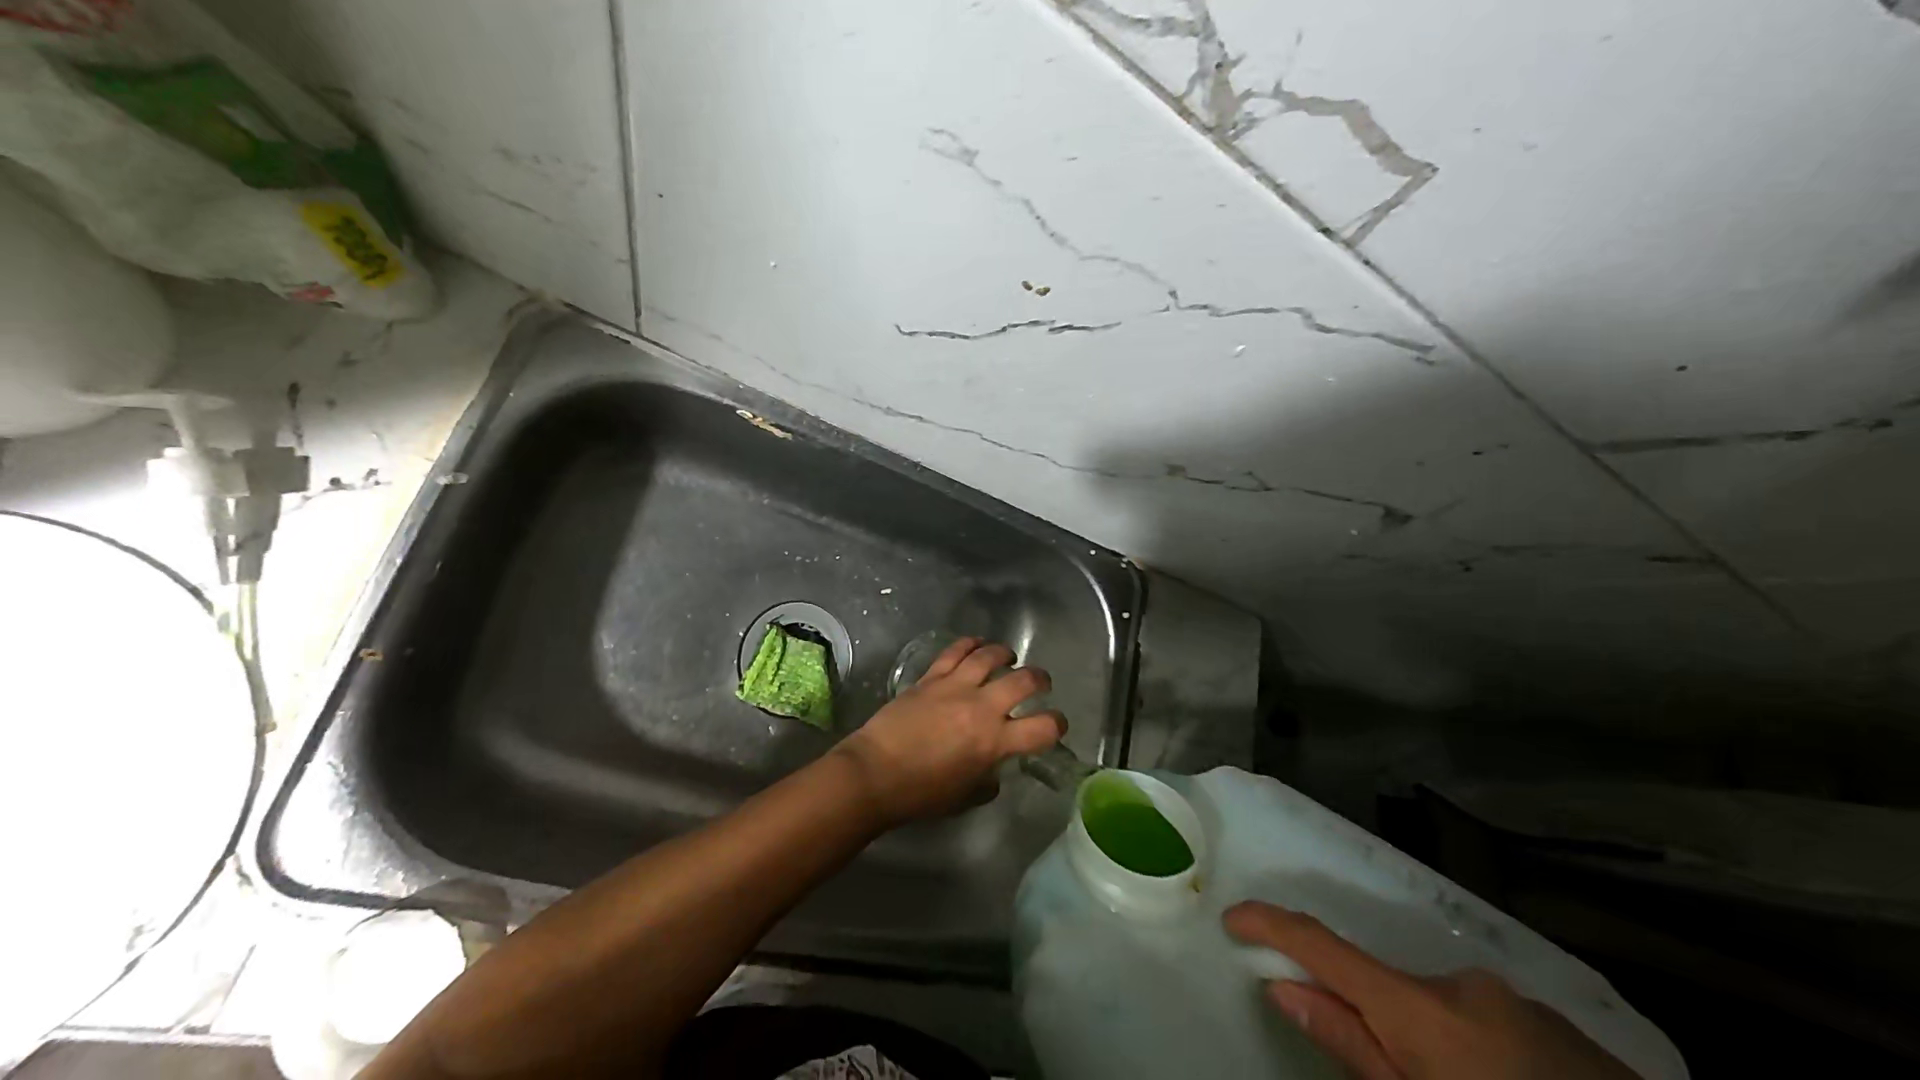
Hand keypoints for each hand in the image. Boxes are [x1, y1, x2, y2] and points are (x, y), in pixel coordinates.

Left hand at [831, 637, 1064, 826]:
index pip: (1043, 727)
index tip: (1056, 725)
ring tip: (1009, 658)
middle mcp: (981, 707)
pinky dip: (971, 644)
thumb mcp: (965, 796)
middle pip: (1023, 681)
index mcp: (995, 741)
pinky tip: (977, 645)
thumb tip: (994, 767)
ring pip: (989, 656)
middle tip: (1039, 684)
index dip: (1057, 725)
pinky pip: (955, 651)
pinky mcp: (930, 677)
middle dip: (1039, 680)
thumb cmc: (921, 793)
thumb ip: (988, 778)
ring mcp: (955, 687)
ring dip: (1005, 654)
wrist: (875, 772)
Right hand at [1223, 902, 1638, 1079]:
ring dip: (1435, 1042)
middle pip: (1390, 988)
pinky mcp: (1564, 1024)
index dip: (1272, 926)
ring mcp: (1520, 1001)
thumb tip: (1283, 988)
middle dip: (1377, 1020)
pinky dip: (1481, 1050)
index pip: (1324, 946)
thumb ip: (1350, 1045)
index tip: (1232, 918)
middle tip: (1397, 1078)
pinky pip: (1492, 1022)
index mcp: (1422, 1008)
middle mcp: (1465, 985)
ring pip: (1445, 1009)